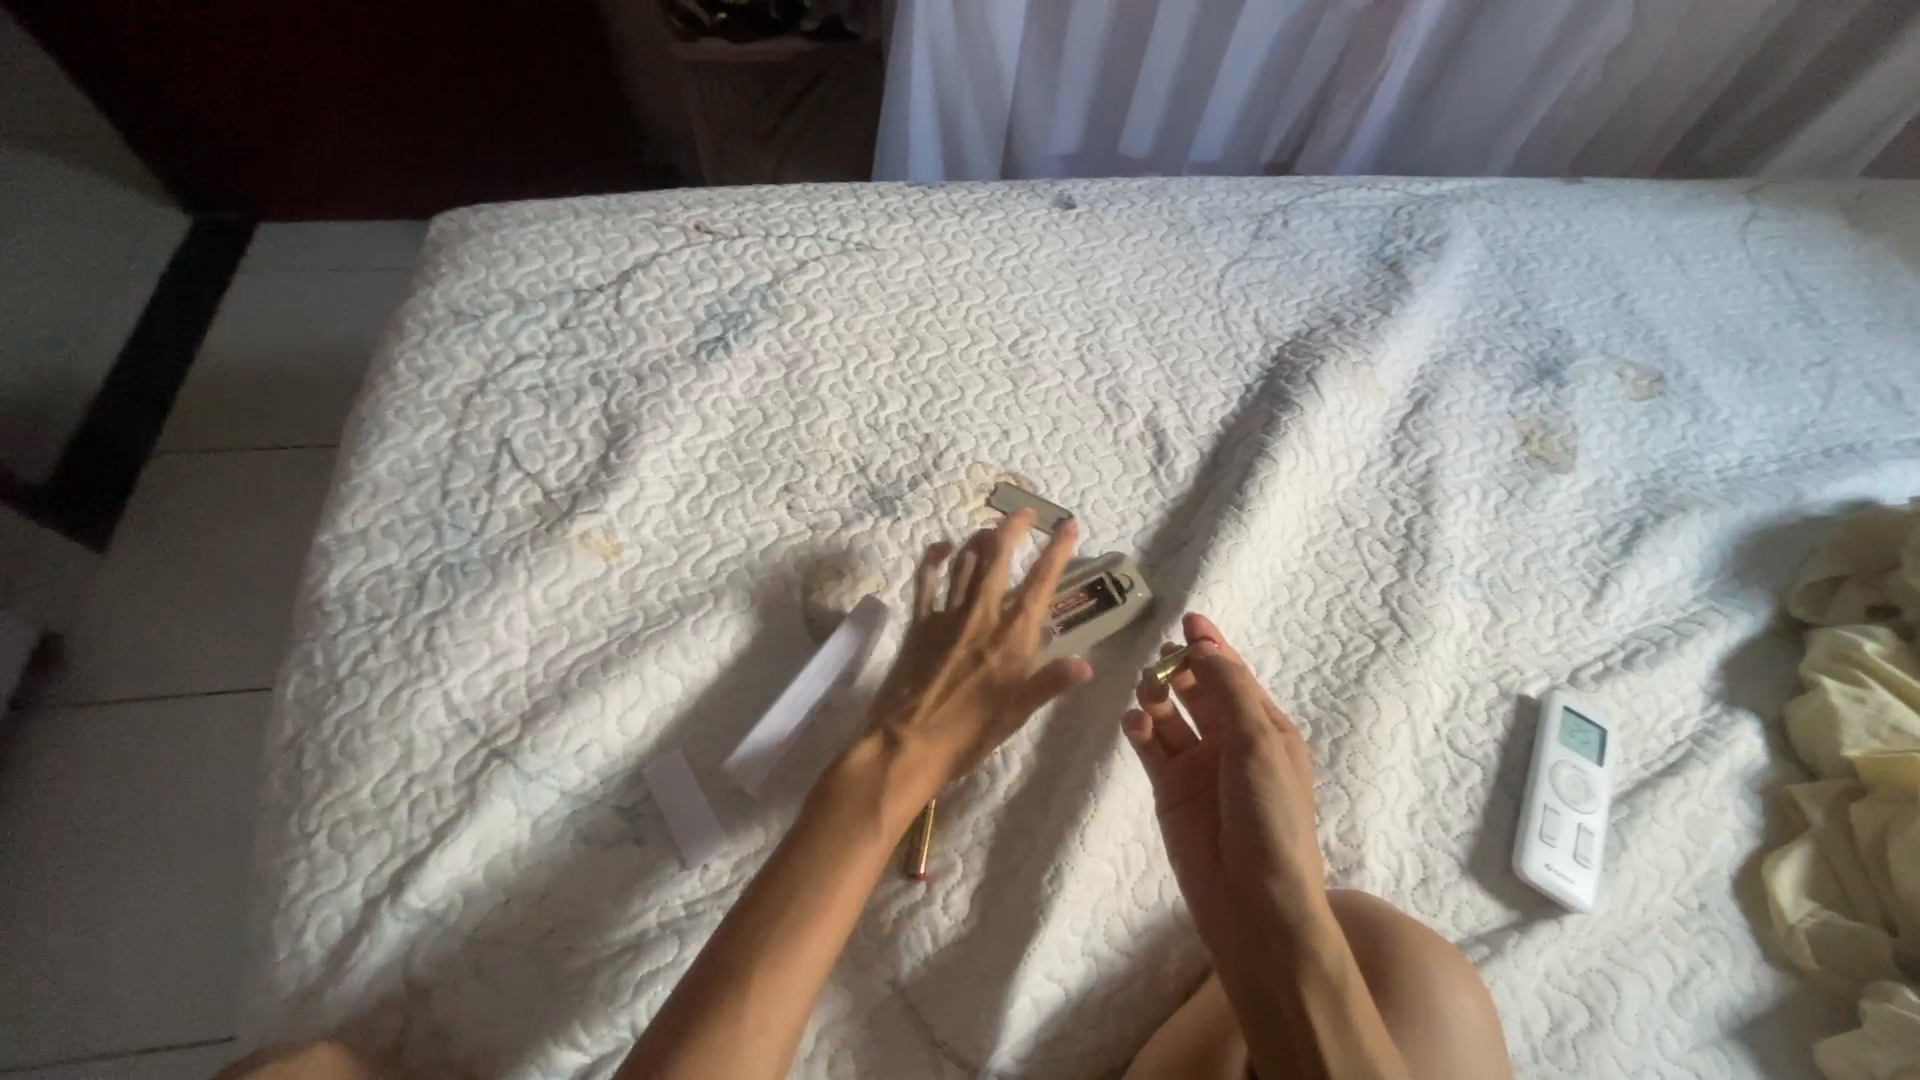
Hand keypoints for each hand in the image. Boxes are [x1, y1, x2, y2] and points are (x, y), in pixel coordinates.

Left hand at [846, 510, 1092, 816]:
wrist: (907, 743)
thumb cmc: (969, 735)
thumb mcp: (1017, 714)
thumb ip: (1050, 682)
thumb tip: (1086, 664)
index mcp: (1011, 638)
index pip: (1041, 584)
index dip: (1057, 551)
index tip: (1068, 525)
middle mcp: (981, 616)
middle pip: (998, 557)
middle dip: (1013, 529)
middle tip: (1024, 511)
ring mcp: (946, 616)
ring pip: (964, 562)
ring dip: (978, 540)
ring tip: (990, 528)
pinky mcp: (918, 623)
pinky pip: (925, 581)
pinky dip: (933, 559)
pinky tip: (940, 547)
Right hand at [1123, 614, 1325, 946]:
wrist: (1254, 902)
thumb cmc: (1270, 816)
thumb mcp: (1259, 744)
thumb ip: (1229, 690)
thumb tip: (1203, 645)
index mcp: (1265, 729)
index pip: (1233, 676)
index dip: (1212, 646)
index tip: (1187, 619)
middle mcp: (1231, 742)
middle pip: (1199, 691)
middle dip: (1180, 669)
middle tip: (1160, 662)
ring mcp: (1198, 766)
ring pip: (1170, 715)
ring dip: (1157, 696)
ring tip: (1147, 692)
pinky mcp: (1169, 789)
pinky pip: (1150, 746)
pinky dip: (1140, 729)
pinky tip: (1135, 724)